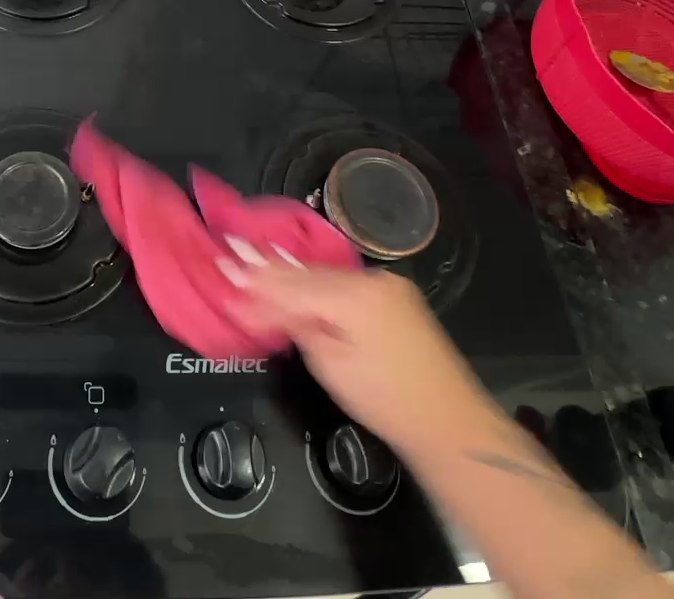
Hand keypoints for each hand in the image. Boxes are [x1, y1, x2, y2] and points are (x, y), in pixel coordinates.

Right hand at [227, 263, 468, 445]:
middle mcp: (369, 280)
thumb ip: (294, 323)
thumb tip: (259, 304)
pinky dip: (316, 281)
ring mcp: (386, 285)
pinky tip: (295, 275)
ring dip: (290, 272)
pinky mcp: (394, 296)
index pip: (291, 283)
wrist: (449, 421)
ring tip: (253, 257)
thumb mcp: (328, 364)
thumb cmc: (384, 399)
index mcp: (352, 295)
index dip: (256, 277)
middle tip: (230, 252)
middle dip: (267, 267)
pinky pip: (343, 281)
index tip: (223, 264)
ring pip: (325, 274)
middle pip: (307, 272)